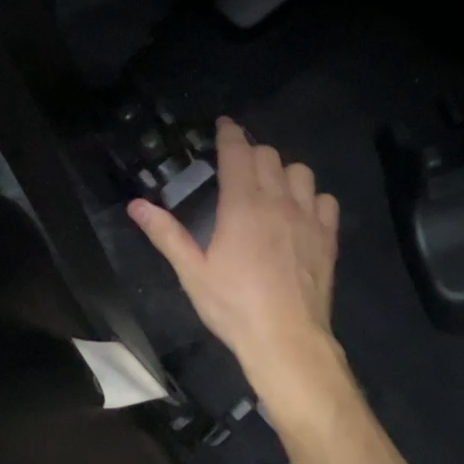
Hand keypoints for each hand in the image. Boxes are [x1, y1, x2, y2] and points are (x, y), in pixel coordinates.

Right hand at [128, 117, 339, 384]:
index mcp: (242, 206)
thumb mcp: (192, 274)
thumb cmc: (233, 307)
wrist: (285, 337)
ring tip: (271, 188)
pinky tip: (301, 213)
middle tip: (240, 166)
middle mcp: (278, 202)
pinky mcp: (327, 237)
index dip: (230, 134)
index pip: (237, 153)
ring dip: (283, 172)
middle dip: (253, 153)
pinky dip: (312, 198)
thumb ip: (167, 235)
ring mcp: (307, 218)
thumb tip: (137, 205)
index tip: (225, 125)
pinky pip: (325, 201)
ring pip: (301, 172)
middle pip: (269, 156)